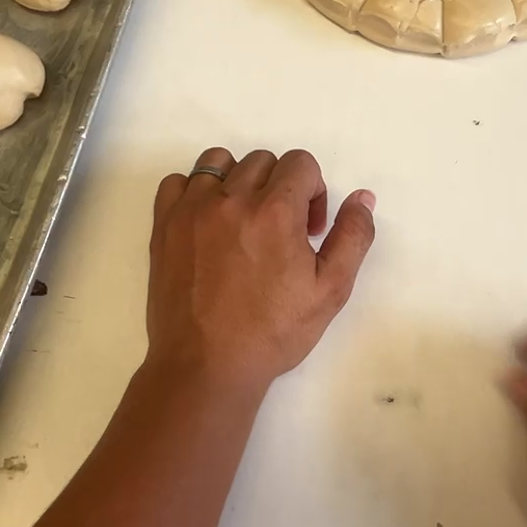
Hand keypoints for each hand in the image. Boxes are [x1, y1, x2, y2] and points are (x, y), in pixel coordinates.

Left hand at [145, 148, 375, 396]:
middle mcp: (231, 199)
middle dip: (280, 188)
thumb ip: (352, 237)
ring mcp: (192, 210)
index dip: (313, 192)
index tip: (308, 229)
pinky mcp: (164, 225)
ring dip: (238, 182)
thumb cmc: (273, 332)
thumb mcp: (330, 290)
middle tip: (281, 233)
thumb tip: (362, 197)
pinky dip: (195, 192)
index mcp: (276, 211)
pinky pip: (177, 182)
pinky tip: (207, 224)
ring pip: (219, 162)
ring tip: (243, 222)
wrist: (206, 365)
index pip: (301, 163)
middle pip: (263, 161)